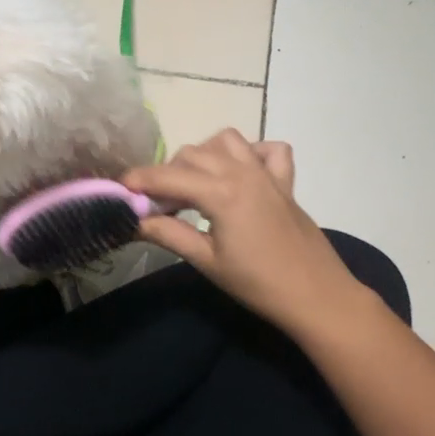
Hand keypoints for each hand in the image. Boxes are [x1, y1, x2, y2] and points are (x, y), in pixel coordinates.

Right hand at [122, 129, 367, 332]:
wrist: (315, 294)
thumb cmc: (256, 283)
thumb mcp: (205, 260)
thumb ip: (167, 234)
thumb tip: (134, 220)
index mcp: (222, 193)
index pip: (168, 175)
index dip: (138, 180)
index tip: (119, 190)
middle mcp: (243, 173)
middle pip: (191, 154)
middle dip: (166, 173)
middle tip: (155, 205)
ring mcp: (267, 174)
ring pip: (225, 141)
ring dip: (202, 156)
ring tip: (192, 186)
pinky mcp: (284, 182)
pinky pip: (266, 149)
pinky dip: (248, 153)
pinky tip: (236, 175)